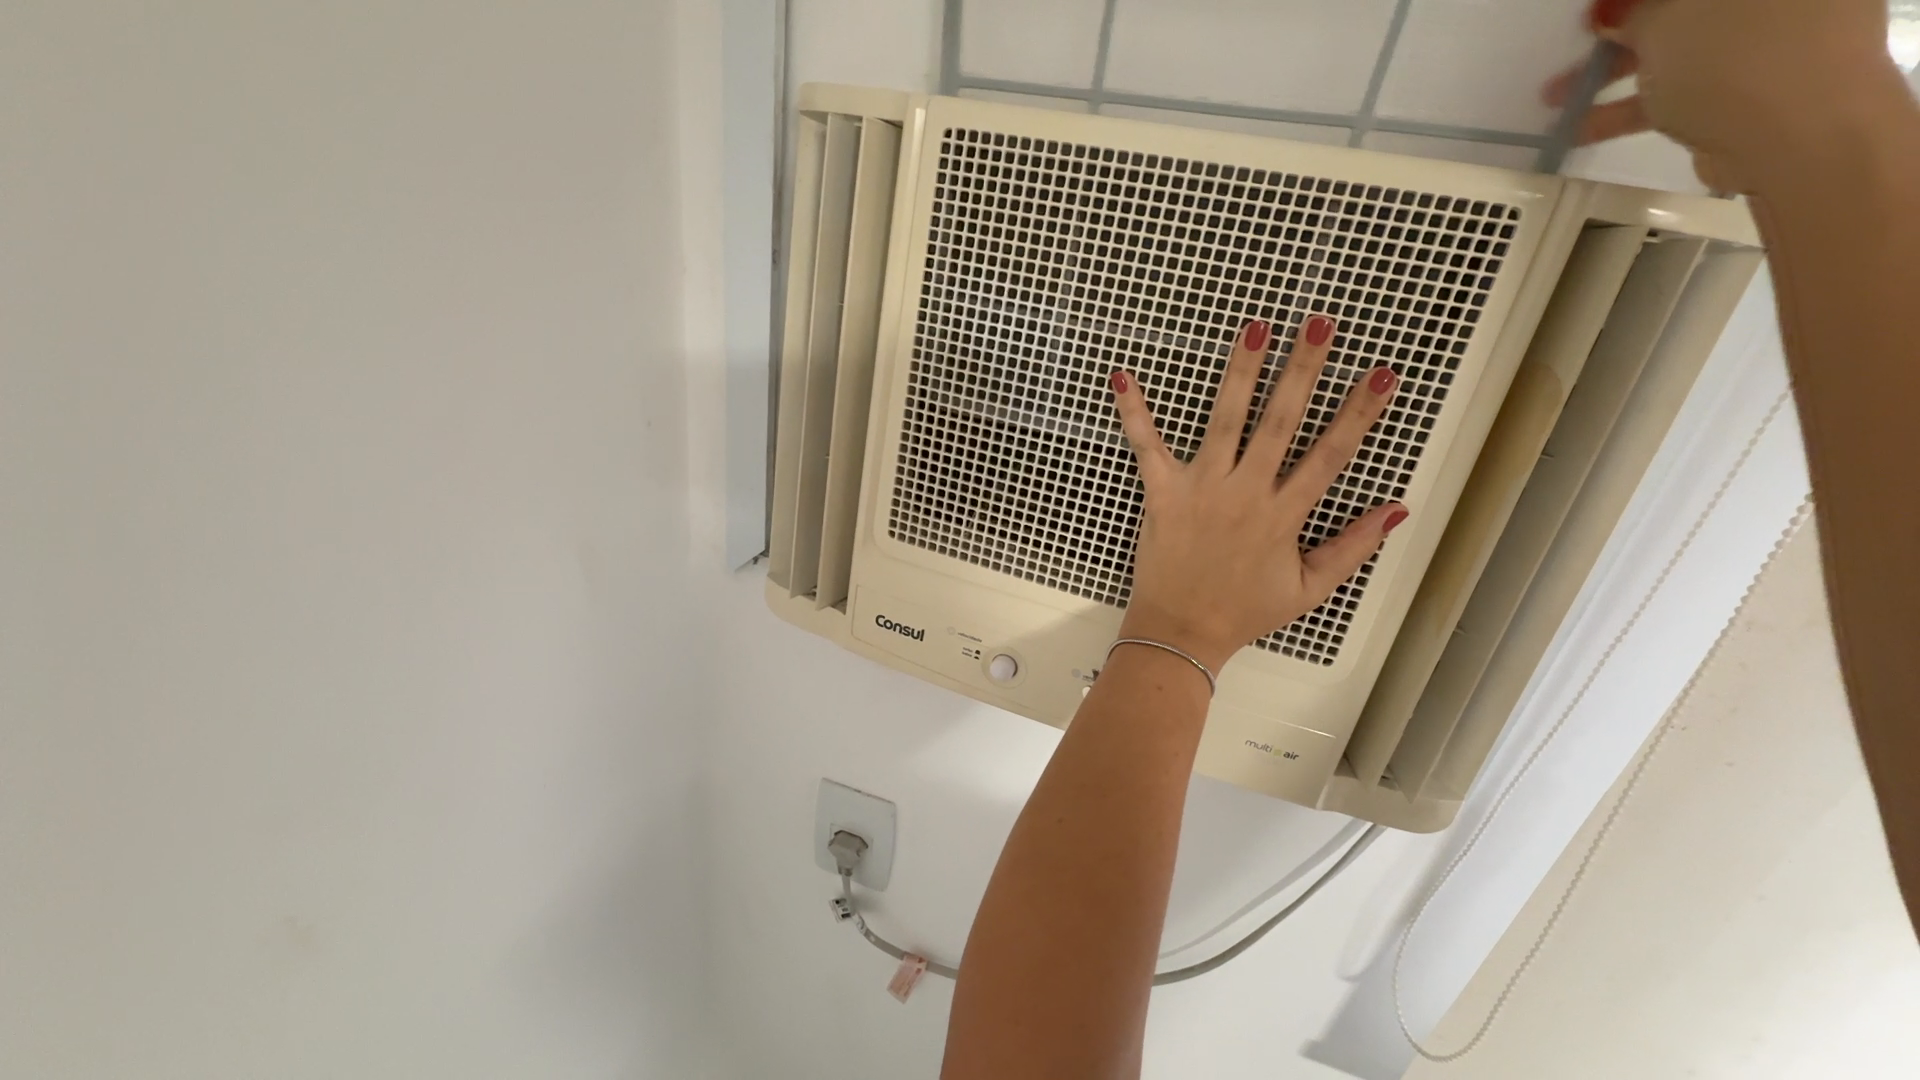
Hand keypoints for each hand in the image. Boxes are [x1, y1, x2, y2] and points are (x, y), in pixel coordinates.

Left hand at [1109, 315, 1408, 673]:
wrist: (1180, 633)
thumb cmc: (1242, 612)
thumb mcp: (1309, 589)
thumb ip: (1353, 547)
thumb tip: (1395, 509)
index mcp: (1284, 515)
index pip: (1331, 455)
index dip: (1359, 413)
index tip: (1382, 374)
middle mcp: (1246, 493)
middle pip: (1280, 422)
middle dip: (1302, 370)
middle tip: (1319, 325)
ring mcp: (1202, 490)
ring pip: (1224, 421)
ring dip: (1240, 372)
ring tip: (1254, 327)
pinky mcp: (1162, 493)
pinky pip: (1146, 447)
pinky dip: (1134, 413)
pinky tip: (1123, 378)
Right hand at [1544, 0, 1904, 191]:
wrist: (1798, 135)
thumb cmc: (1737, 56)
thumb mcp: (1668, 21)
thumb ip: (1632, 12)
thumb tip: (1611, 12)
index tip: (1590, 13)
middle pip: (1678, 9)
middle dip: (1619, 29)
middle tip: (1572, 46)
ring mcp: (1766, 40)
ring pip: (1674, 48)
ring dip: (1610, 74)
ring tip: (1555, 99)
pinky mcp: (1749, 87)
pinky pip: (1680, 86)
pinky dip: (1631, 104)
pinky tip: (1580, 128)